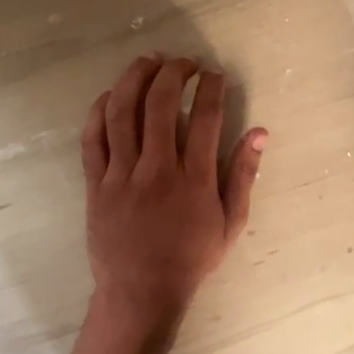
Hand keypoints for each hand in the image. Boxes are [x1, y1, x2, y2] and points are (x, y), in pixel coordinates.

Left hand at [81, 55, 266, 318]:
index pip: (207, 117)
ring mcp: (122, 175)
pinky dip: (100, 110)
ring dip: (135, 78)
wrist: (141, 292)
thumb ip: (244, 175)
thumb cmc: (190, 258)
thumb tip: (260, 132)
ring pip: (123, 112)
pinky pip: (93, 138)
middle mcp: (157, 170)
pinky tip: (111, 94)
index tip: (215, 74)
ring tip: (148, 62)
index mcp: (195, 180)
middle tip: (184, 63)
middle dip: (175, 72)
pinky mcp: (95, 184)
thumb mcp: (231, 223)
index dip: (212, 87)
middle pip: (163, 104)